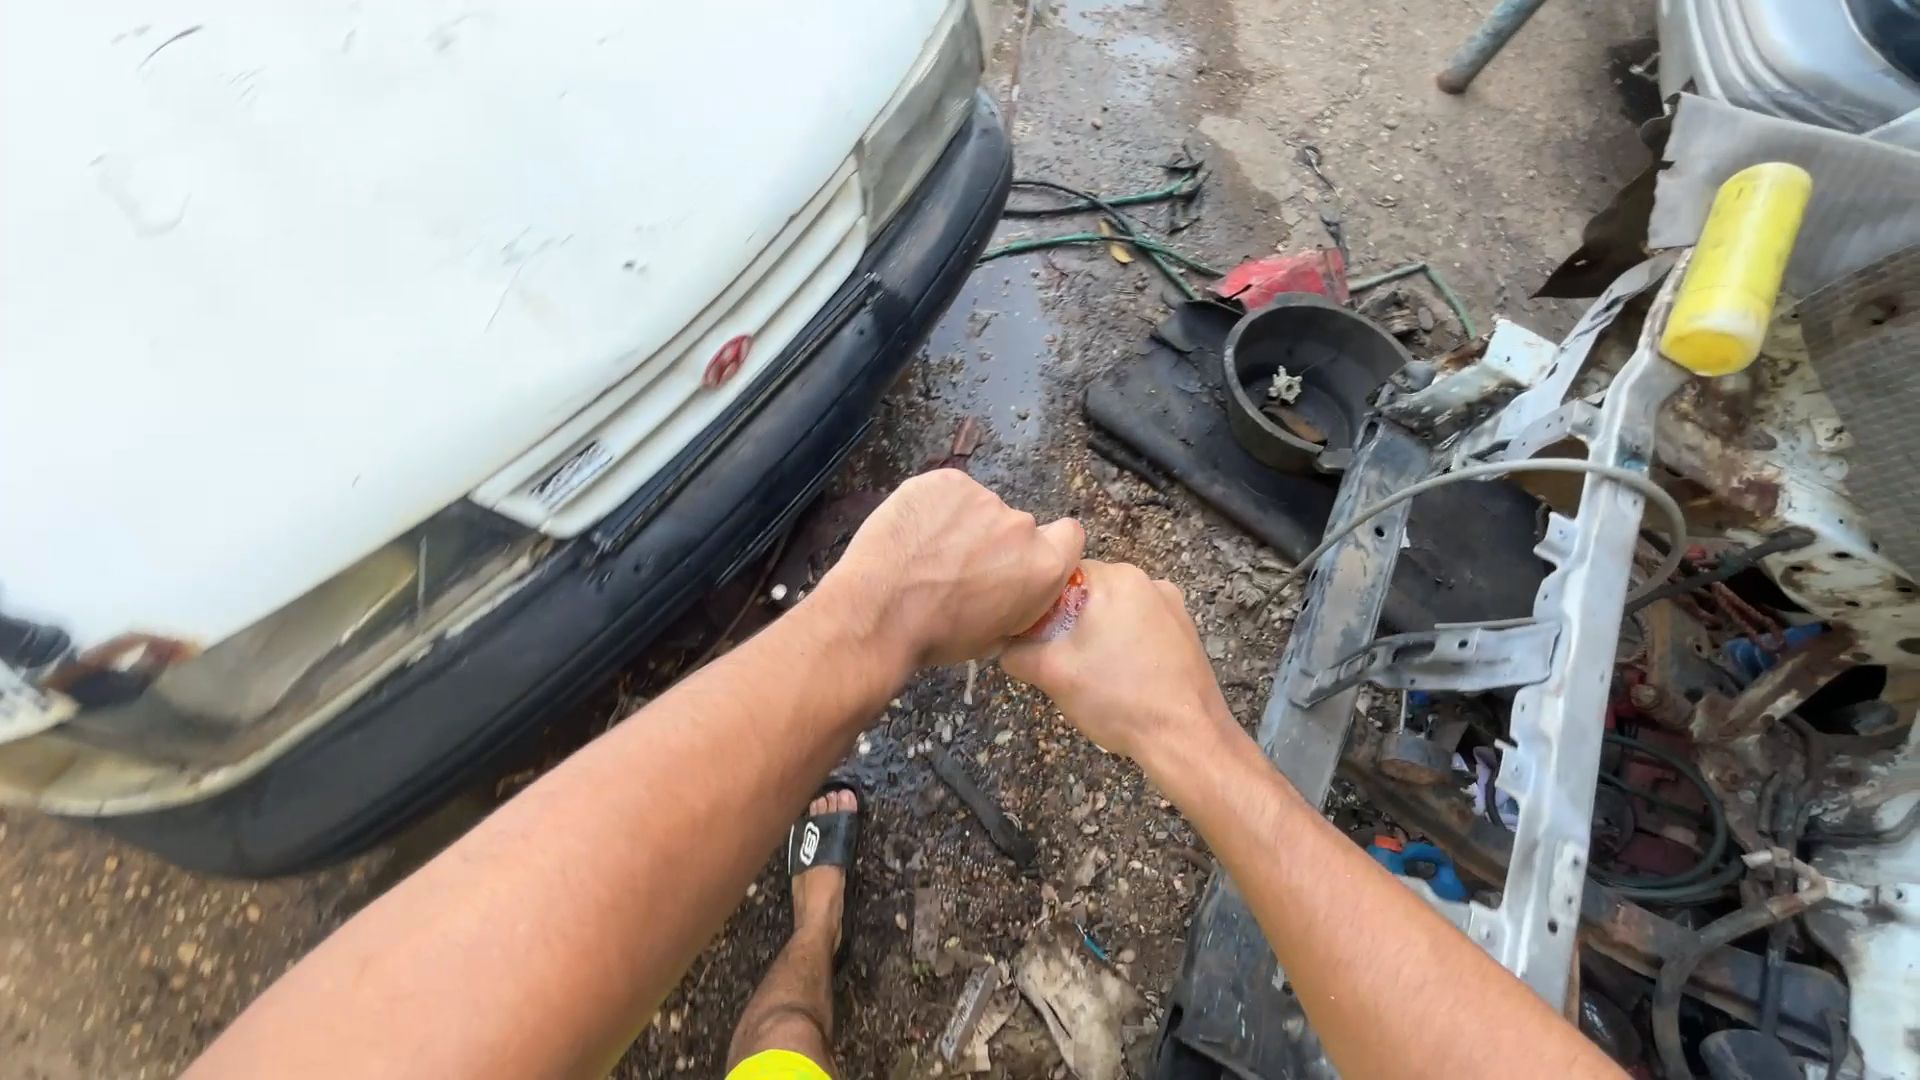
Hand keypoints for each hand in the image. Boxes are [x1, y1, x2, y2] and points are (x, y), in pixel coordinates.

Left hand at [819, 470, 1083, 667]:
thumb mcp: (995, 635)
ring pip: (978, 508)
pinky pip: (947, 492)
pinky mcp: (947, 480)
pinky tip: (912, 534)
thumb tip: (1010, 590)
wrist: (880, 614)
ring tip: (926, 553)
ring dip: (960, 524)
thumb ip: (1018, 600)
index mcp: (1044, 566)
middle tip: (957, 565)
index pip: (1069, 536)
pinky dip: (933, 508)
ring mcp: (983, 498)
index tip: (1021, 558)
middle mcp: (1022, 526)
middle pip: (1016, 525)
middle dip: (993, 541)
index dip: (1048, 544)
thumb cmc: (937, 636)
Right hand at [1001, 560, 1234, 766]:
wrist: (1185, 737)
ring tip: (1093, 673)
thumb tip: (1001, 646)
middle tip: (1061, 658)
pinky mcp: (1187, 632)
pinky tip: (1123, 678)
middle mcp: (1148, 581)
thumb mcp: (1052, 674)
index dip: (1042, 604)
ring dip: (1100, 634)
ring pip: (1117, 611)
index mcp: (1116, 578)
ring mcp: (1173, 606)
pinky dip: (1127, 645)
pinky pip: (1143, 628)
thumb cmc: (1118, 697)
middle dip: (1071, 622)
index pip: (1062, 574)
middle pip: (1091, 592)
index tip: (1035, 634)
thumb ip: (1016, 653)